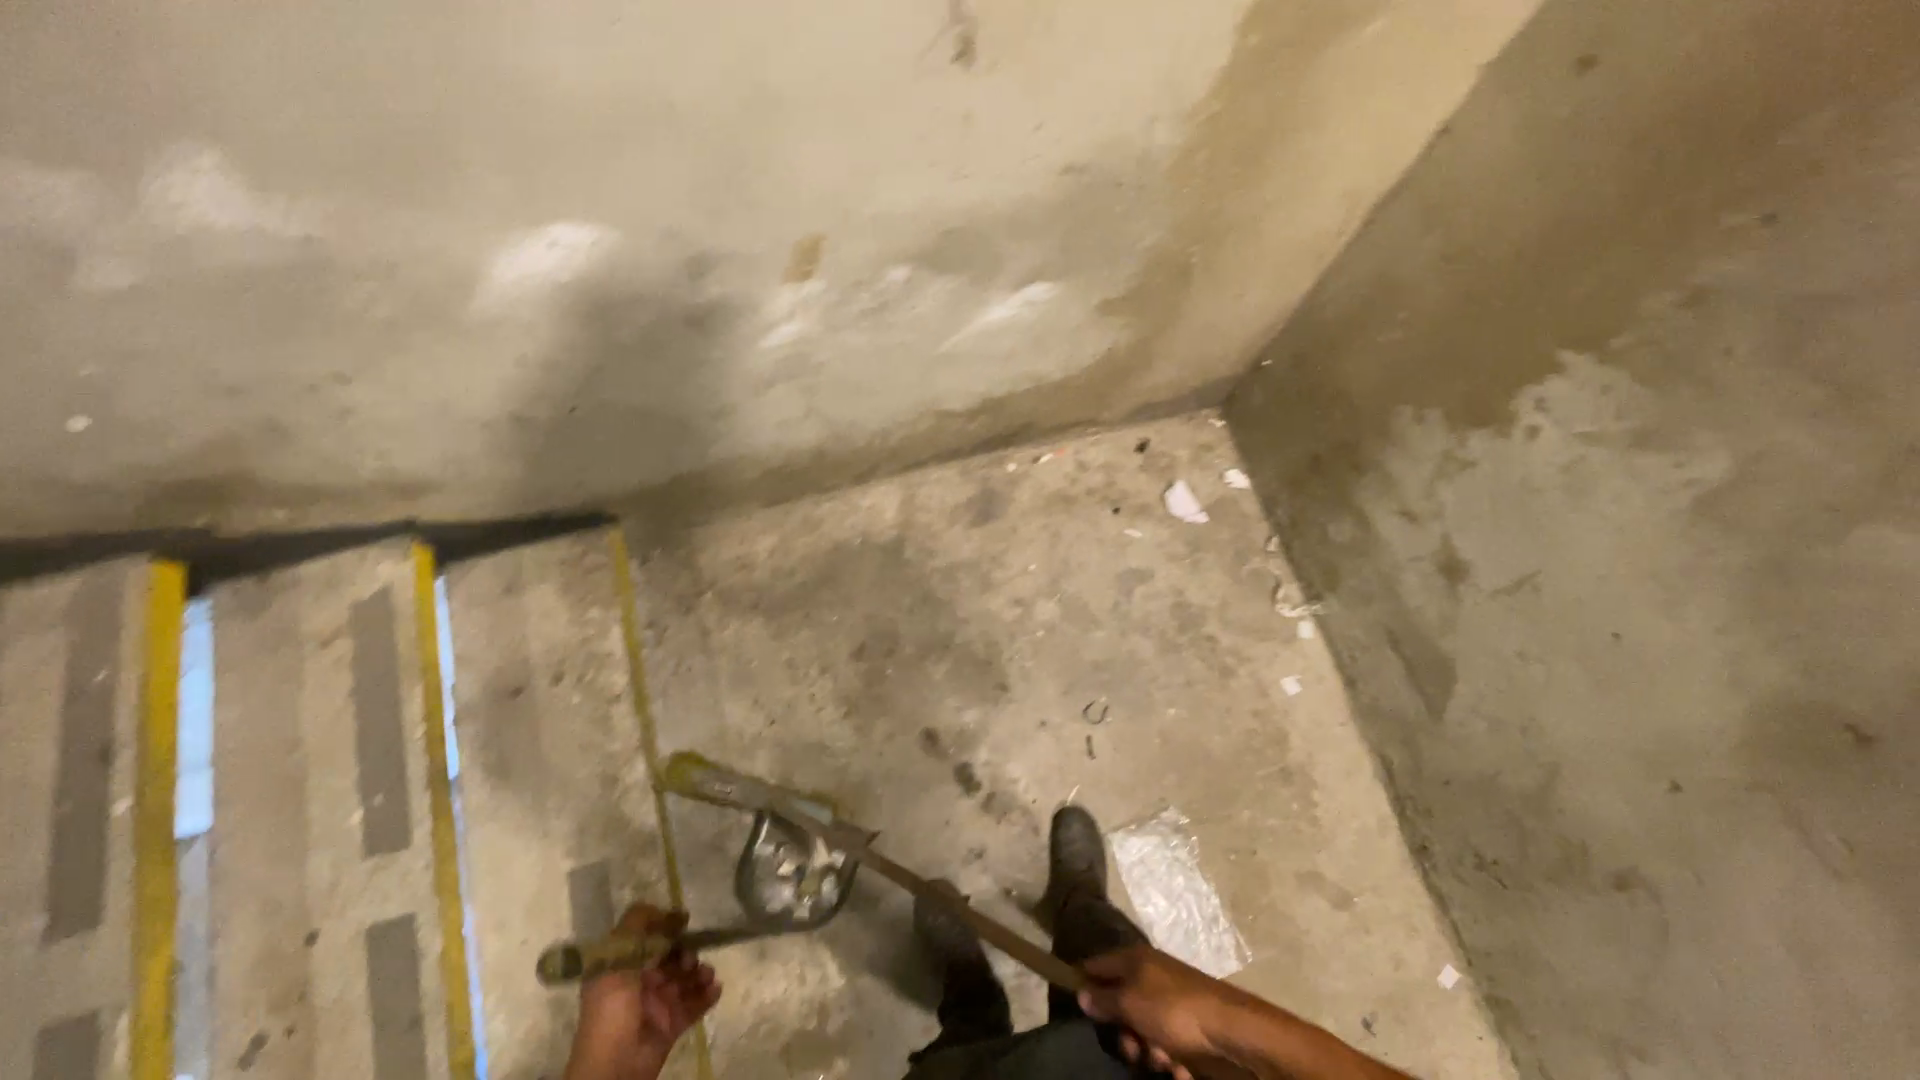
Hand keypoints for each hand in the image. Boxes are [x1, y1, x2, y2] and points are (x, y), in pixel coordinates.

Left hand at [564, 905, 721, 1079]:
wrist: (613, 1067)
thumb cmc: (612, 1009)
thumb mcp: (616, 959)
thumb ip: (637, 926)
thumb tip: (666, 909)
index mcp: (620, 966)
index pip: (646, 938)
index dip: (664, 927)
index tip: (684, 920)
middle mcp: (639, 982)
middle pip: (669, 958)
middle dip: (685, 952)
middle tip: (690, 959)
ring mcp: (656, 1005)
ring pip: (684, 979)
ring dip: (699, 973)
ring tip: (707, 975)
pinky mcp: (671, 1025)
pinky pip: (694, 1004)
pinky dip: (707, 995)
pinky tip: (715, 989)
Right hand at [1078, 946, 1240, 1079]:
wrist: (1229, 1031)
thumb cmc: (1171, 1009)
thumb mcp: (1129, 1003)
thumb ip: (1102, 998)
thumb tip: (1081, 993)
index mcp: (1134, 959)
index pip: (1096, 965)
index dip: (1082, 983)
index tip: (1075, 1007)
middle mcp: (1150, 975)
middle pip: (1119, 1003)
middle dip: (1122, 1031)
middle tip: (1129, 1047)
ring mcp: (1169, 1001)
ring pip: (1141, 1028)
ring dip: (1145, 1048)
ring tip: (1160, 1059)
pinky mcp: (1186, 1025)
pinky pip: (1164, 1041)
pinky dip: (1167, 1055)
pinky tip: (1177, 1065)